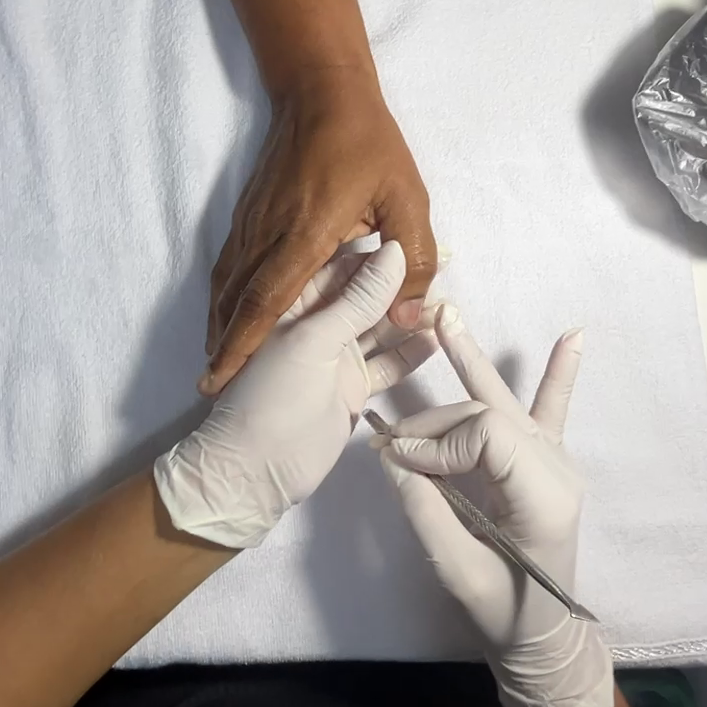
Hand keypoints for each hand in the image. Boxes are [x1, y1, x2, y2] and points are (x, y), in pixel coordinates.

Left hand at [157, 242, 435, 547]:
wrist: (256, 470)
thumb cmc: (274, 396)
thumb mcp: (314, 340)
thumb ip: (358, 299)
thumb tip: (396, 249)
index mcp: (296, 302)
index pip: (344, 265)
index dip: (381, 251)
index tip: (420, 237)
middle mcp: (317, 322)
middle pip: (367, 294)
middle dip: (402, 282)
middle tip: (447, 264)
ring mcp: (336, 356)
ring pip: (380, 327)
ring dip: (410, 315)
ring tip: (449, 301)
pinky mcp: (352, 387)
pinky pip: (386, 363)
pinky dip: (410, 352)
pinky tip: (438, 338)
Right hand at [202, 81, 436, 395]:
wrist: (322, 92)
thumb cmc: (369, 145)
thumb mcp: (407, 198)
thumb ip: (413, 260)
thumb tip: (407, 316)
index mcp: (307, 233)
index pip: (268, 299)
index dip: (245, 343)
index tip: (225, 377)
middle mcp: (268, 233)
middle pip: (237, 300)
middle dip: (223, 346)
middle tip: (212, 387)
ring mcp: (251, 222)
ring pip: (226, 283)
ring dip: (219, 324)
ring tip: (215, 363)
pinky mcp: (246, 214)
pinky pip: (229, 264)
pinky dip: (223, 297)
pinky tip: (225, 315)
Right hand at [378, 305, 612, 706]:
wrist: (547, 634)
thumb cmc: (504, 610)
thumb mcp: (455, 568)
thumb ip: (423, 508)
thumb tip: (391, 454)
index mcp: (544, 496)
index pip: (483, 435)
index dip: (434, 441)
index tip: (399, 462)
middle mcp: (555, 466)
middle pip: (484, 413)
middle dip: (433, 420)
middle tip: (391, 435)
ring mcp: (555, 459)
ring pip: (506, 399)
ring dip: (472, 358)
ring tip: (447, 315)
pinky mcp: (548, 460)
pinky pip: (552, 408)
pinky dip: (559, 372)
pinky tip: (573, 336)